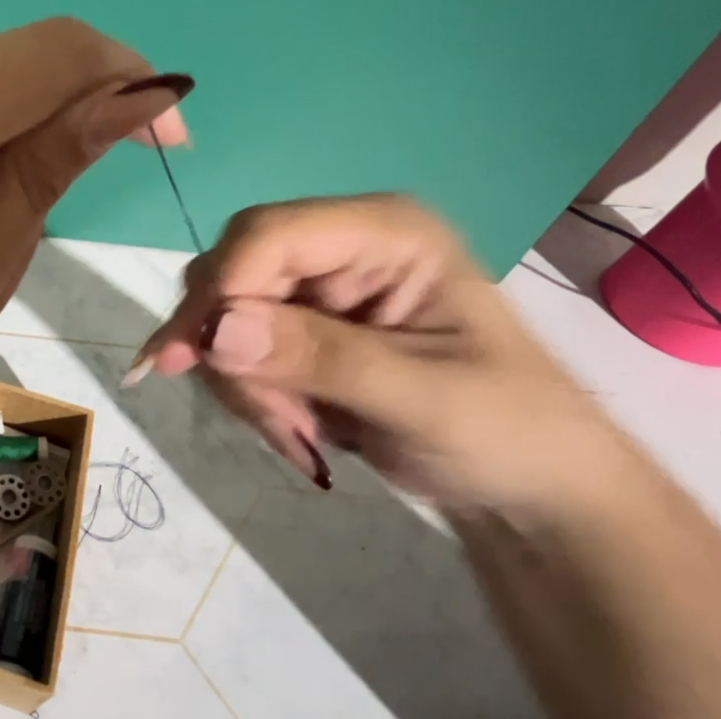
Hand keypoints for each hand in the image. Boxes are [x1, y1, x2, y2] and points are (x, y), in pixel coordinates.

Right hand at [132, 195, 623, 512]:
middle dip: (230, 348)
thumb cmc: (510, 434)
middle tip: (271, 421)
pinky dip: (244, 391)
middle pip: (232, 270)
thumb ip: (321, 358)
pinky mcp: (294, 324)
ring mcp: (313, 285)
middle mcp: (337, 245)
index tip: (190, 360)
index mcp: (385, 233)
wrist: (531, 488)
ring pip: (219, 312)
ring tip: (297, 435)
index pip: (269, 234)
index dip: (224, 289)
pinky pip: (229, 345)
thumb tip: (217, 331)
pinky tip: (291, 427)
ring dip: (239, 379)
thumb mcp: (425, 400)